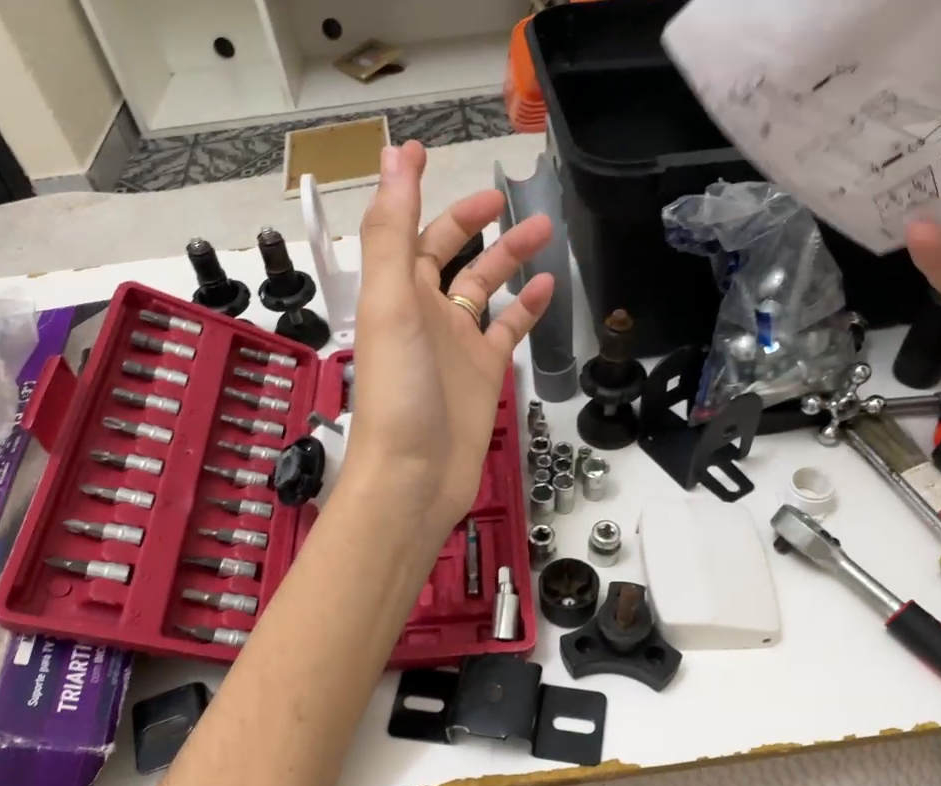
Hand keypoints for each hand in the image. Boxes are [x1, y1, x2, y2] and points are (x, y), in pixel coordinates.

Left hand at [340, 140, 554, 540]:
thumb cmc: (399, 394)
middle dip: (472, 223)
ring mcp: (456, 344)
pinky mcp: (484, 374)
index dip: (414, 192)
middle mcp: (424, 314)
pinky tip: (550, 285)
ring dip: (510, 258)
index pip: (406, 230)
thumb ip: (393, 230)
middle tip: (506, 199)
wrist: (415, 477)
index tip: (428, 153)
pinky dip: (528, 307)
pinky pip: (508, 330)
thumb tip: (396, 157)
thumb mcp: (390, 303)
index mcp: (394, 293)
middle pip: (448, 256)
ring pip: (485, 289)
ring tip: (544, 228)